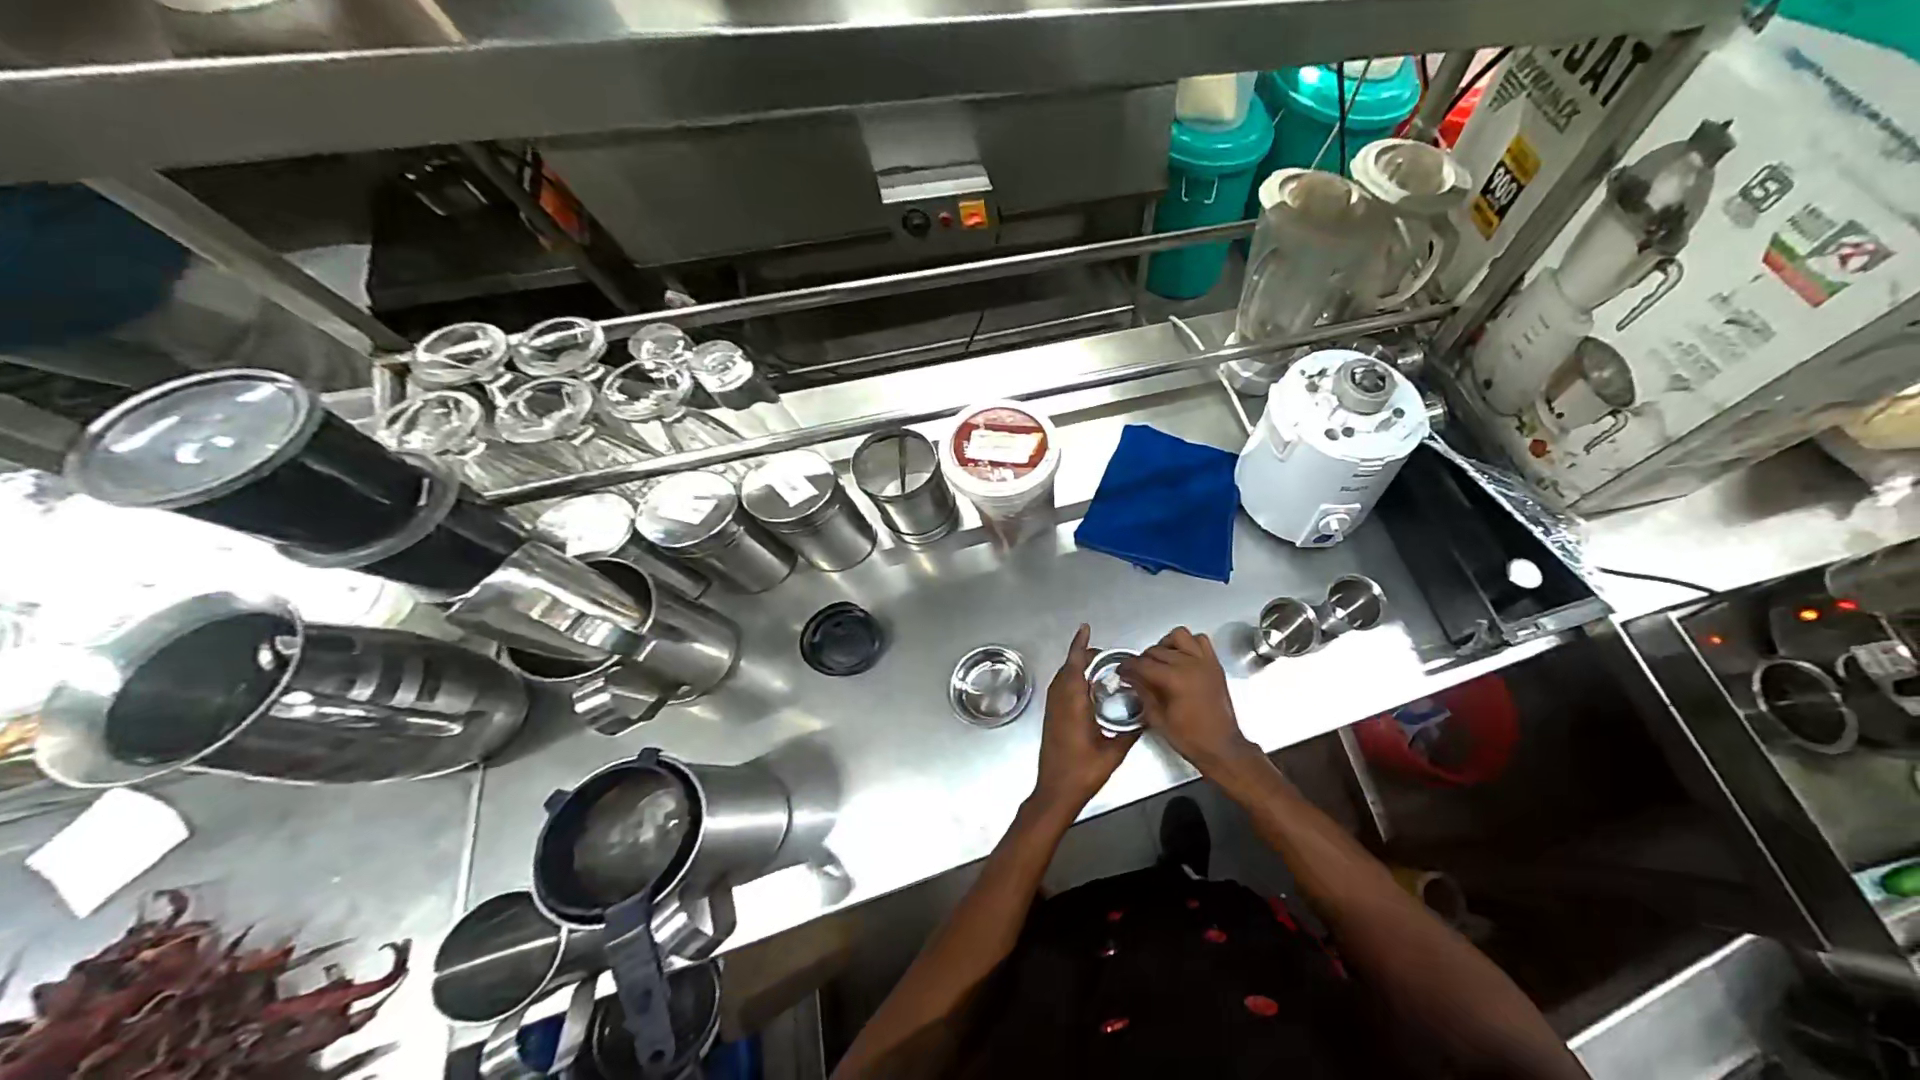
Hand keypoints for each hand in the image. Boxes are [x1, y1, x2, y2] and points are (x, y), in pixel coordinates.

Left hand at [1033, 624, 1138, 811]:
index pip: (1074, 666)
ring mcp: (1052, 711)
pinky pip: (1060, 691)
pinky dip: (1071, 681)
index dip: (1079, 646)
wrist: (1055, 792)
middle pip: (1067, 669)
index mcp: (1073, 704)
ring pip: (1061, 680)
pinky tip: (1085, 690)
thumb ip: (1129, 732)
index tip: (1085, 629)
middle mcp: (1059, 703)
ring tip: (1096, 668)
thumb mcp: (1113, 752)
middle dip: (1082, 656)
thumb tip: (1145, 718)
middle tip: (1103, 655)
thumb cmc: (1083, 772)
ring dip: (1075, 668)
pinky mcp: (1050, 720)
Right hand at [1121, 627, 1259, 776]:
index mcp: (1174, 679)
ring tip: (1161, 660)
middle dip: (1142, 660)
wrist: (1221, 747)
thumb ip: (1143, 692)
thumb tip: (1131, 677)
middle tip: (1137, 672)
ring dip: (1165, 645)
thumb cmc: (1189, 738)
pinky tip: (1182, 657)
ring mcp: (1204, 662)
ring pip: (1179, 636)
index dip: (1128, 667)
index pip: (1143, 664)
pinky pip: (1200, 641)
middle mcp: (1190, 665)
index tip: (1121, 671)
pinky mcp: (1214, 665)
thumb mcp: (1158, 718)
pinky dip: (1189, 644)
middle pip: (1157, 650)